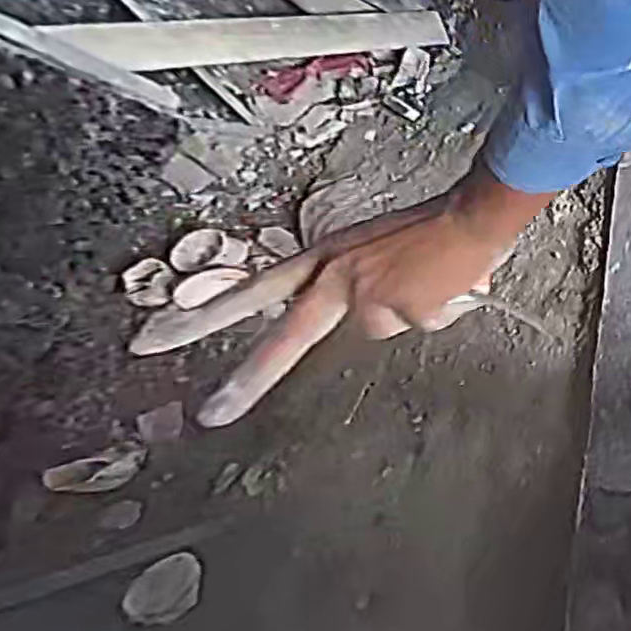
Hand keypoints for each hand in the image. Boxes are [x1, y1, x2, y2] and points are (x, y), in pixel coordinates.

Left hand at [139, 164, 553, 427]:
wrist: (474, 215)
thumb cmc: (441, 224)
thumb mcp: (386, 245)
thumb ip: (373, 278)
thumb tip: (400, 312)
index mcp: (327, 255)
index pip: (256, 288)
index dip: (207, 315)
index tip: (156, 340)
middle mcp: (337, 276)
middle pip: (290, 336)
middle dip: (251, 377)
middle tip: (212, 415)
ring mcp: (368, 295)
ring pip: (384, 326)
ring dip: (413, 310)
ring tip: (438, 279)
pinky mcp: (402, 308)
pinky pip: (424, 323)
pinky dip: (441, 308)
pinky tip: (453, 284)